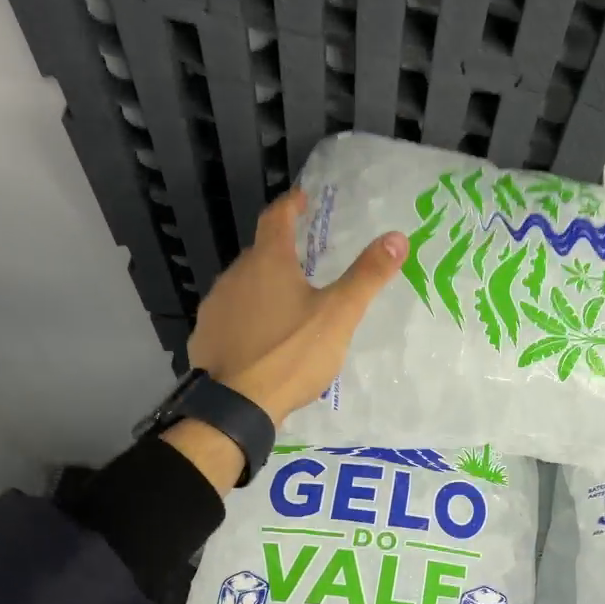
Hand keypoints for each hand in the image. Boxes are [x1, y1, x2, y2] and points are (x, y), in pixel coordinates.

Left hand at [187, 187, 406, 423]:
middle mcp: (236, 275)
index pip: (276, 218)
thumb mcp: (339, 315)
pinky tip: (265, 336)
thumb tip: (397, 237)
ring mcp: (216, 306)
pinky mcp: (206, 336)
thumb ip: (367, 276)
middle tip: (306, 258)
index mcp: (268, 262)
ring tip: (289, 301)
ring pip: (245, 284)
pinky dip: (251, 316)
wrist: (235, 405)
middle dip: (282, 251)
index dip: (291, 204)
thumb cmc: (291, 353)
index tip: (302, 198)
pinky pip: (233, 315)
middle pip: (260, 252)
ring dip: (265, 285)